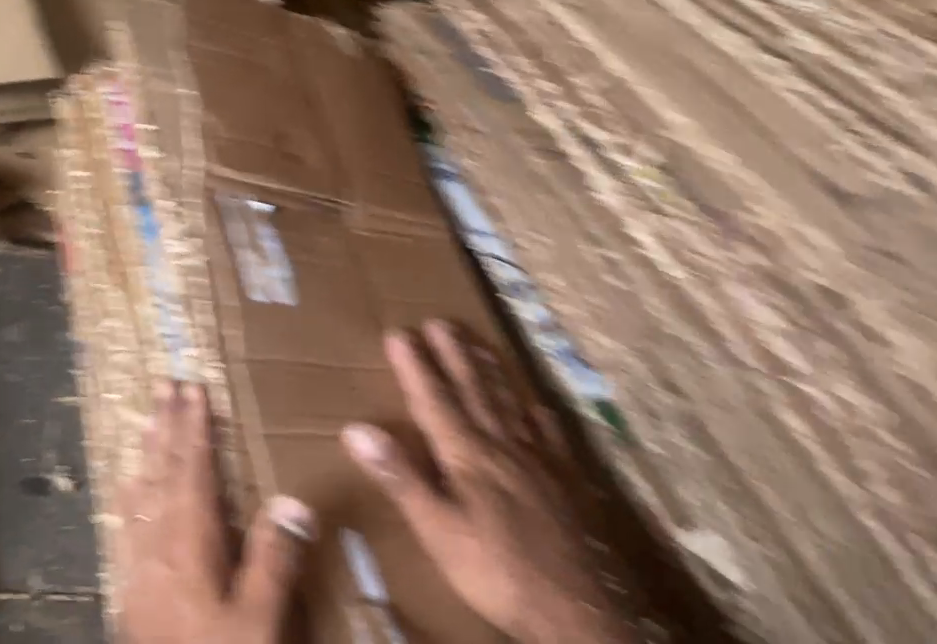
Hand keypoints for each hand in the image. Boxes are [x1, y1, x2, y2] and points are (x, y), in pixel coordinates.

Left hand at [115, 381, 317, 643]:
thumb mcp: (258, 619)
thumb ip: (272, 560)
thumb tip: (291, 501)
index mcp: (189, 538)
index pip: (192, 468)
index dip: (194, 426)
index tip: (193, 389)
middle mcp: (157, 537)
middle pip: (161, 468)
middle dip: (166, 424)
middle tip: (164, 383)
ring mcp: (138, 557)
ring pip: (141, 487)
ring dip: (147, 449)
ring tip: (147, 417)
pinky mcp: (129, 578)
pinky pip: (127, 516)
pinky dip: (131, 489)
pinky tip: (129, 485)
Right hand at [342, 321, 635, 643]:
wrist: (580, 615)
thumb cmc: (495, 572)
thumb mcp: (436, 530)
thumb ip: (400, 477)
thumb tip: (356, 428)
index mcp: (467, 456)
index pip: (434, 401)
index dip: (416, 367)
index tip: (399, 333)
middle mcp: (503, 448)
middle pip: (475, 392)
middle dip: (454, 356)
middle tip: (440, 321)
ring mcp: (541, 464)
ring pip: (511, 404)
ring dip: (491, 371)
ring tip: (479, 342)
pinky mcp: (568, 484)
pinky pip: (550, 435)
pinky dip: (537, 412)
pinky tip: (536, 403)